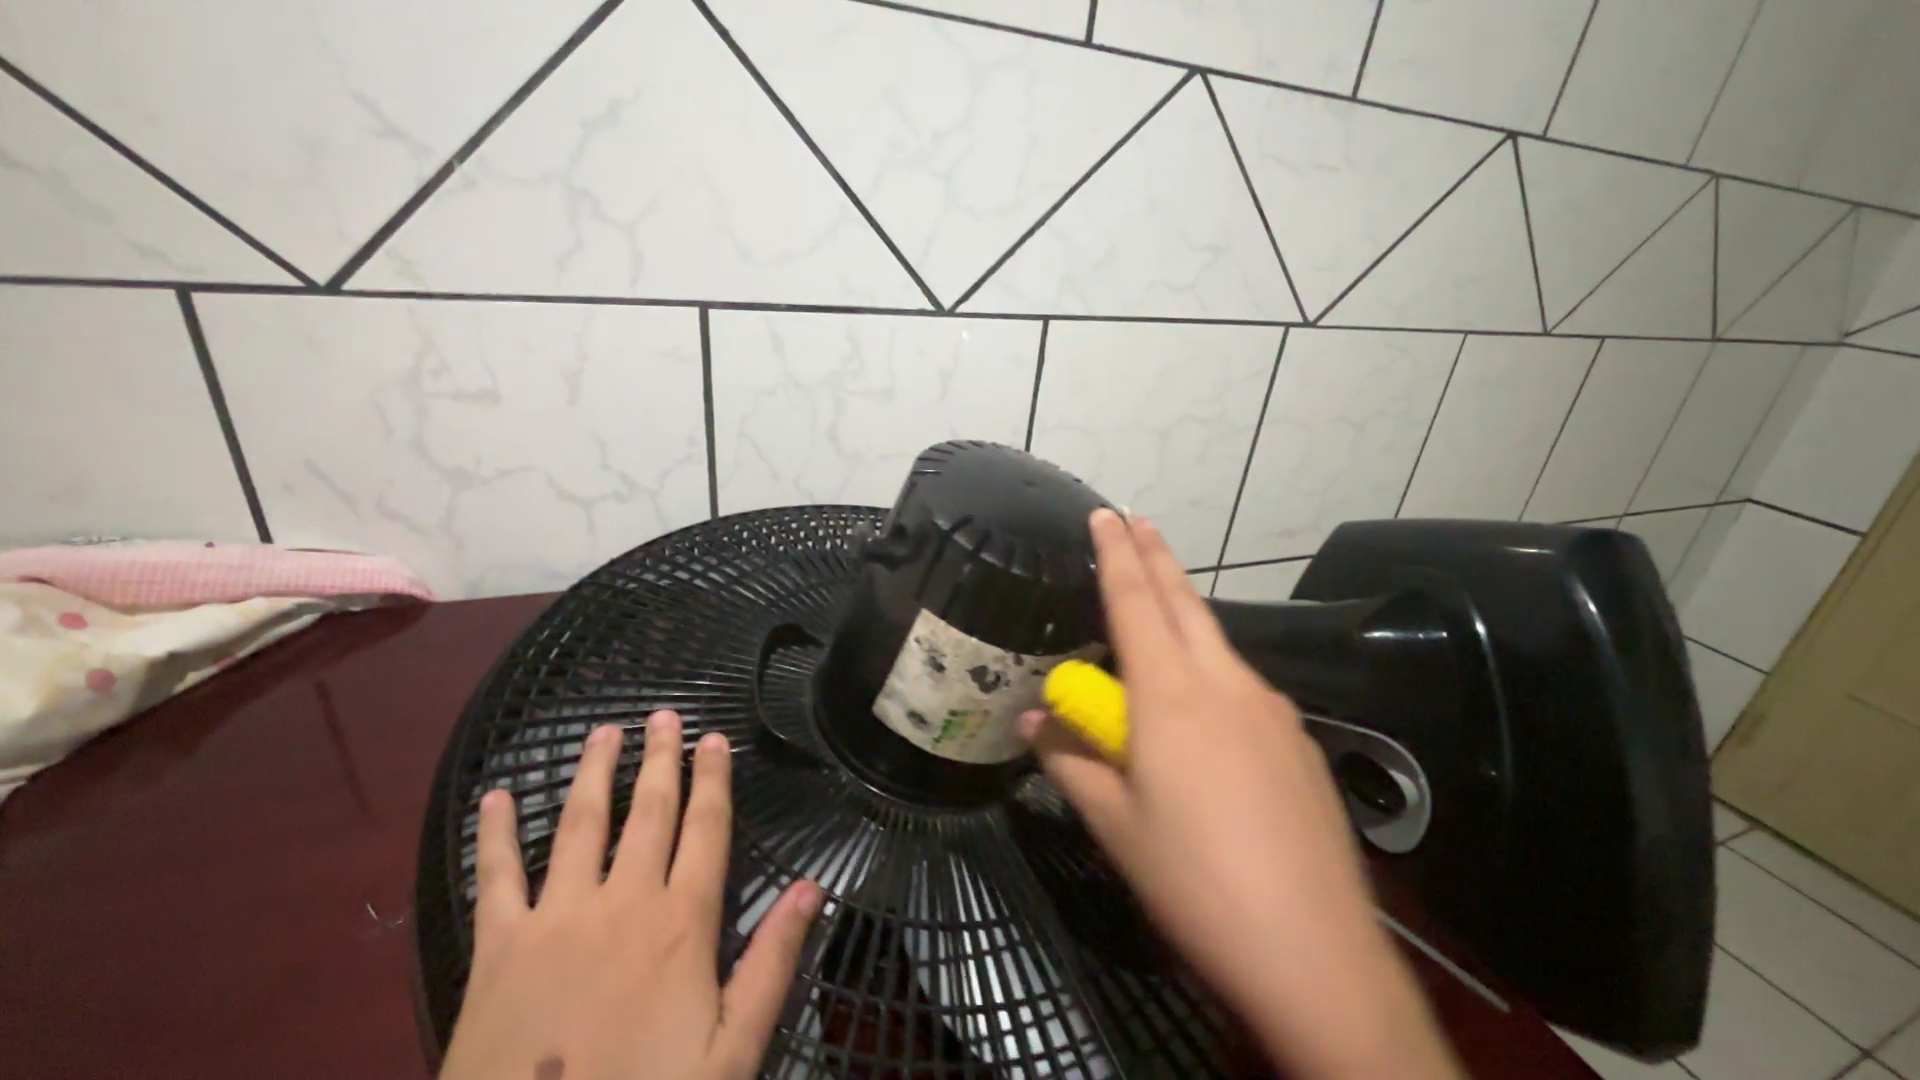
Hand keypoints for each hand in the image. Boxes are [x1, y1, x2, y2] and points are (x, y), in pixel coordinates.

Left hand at [438, 712, 821, 1079]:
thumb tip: (812, 889)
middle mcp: (622, 901)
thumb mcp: (732, 1050)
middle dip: (659, 759)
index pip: (706, 831)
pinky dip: (494, 833)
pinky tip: (494, 797)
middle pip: (648, 813)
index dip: (713, 780)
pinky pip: (496, 875)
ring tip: (605, 731)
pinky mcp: (498, 946)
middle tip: (663, 714)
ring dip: (594, 773)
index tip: (714, 739)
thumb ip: (772, 964)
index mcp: (682, 923)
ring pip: (580, 825)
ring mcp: (556, 917)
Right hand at [1022, 510, 1459, 1079]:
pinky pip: (1244, 691)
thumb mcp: (1116, 826)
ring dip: (1185, 617)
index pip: (1135, 604)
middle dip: (1157, 558)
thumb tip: (1036, 723)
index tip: (1106, 514)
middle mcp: (1227, 686)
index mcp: (1171, 698)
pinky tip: (1206, 715)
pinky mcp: (1299, 744)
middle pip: (1186, 604)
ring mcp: (1272, 712)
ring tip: (1159, 612)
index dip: (1116, 555)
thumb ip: (1072, 762)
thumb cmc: (1193, 882)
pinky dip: (1213, 676)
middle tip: (1136, 523)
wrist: (1313, 949)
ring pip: (1218, 646)